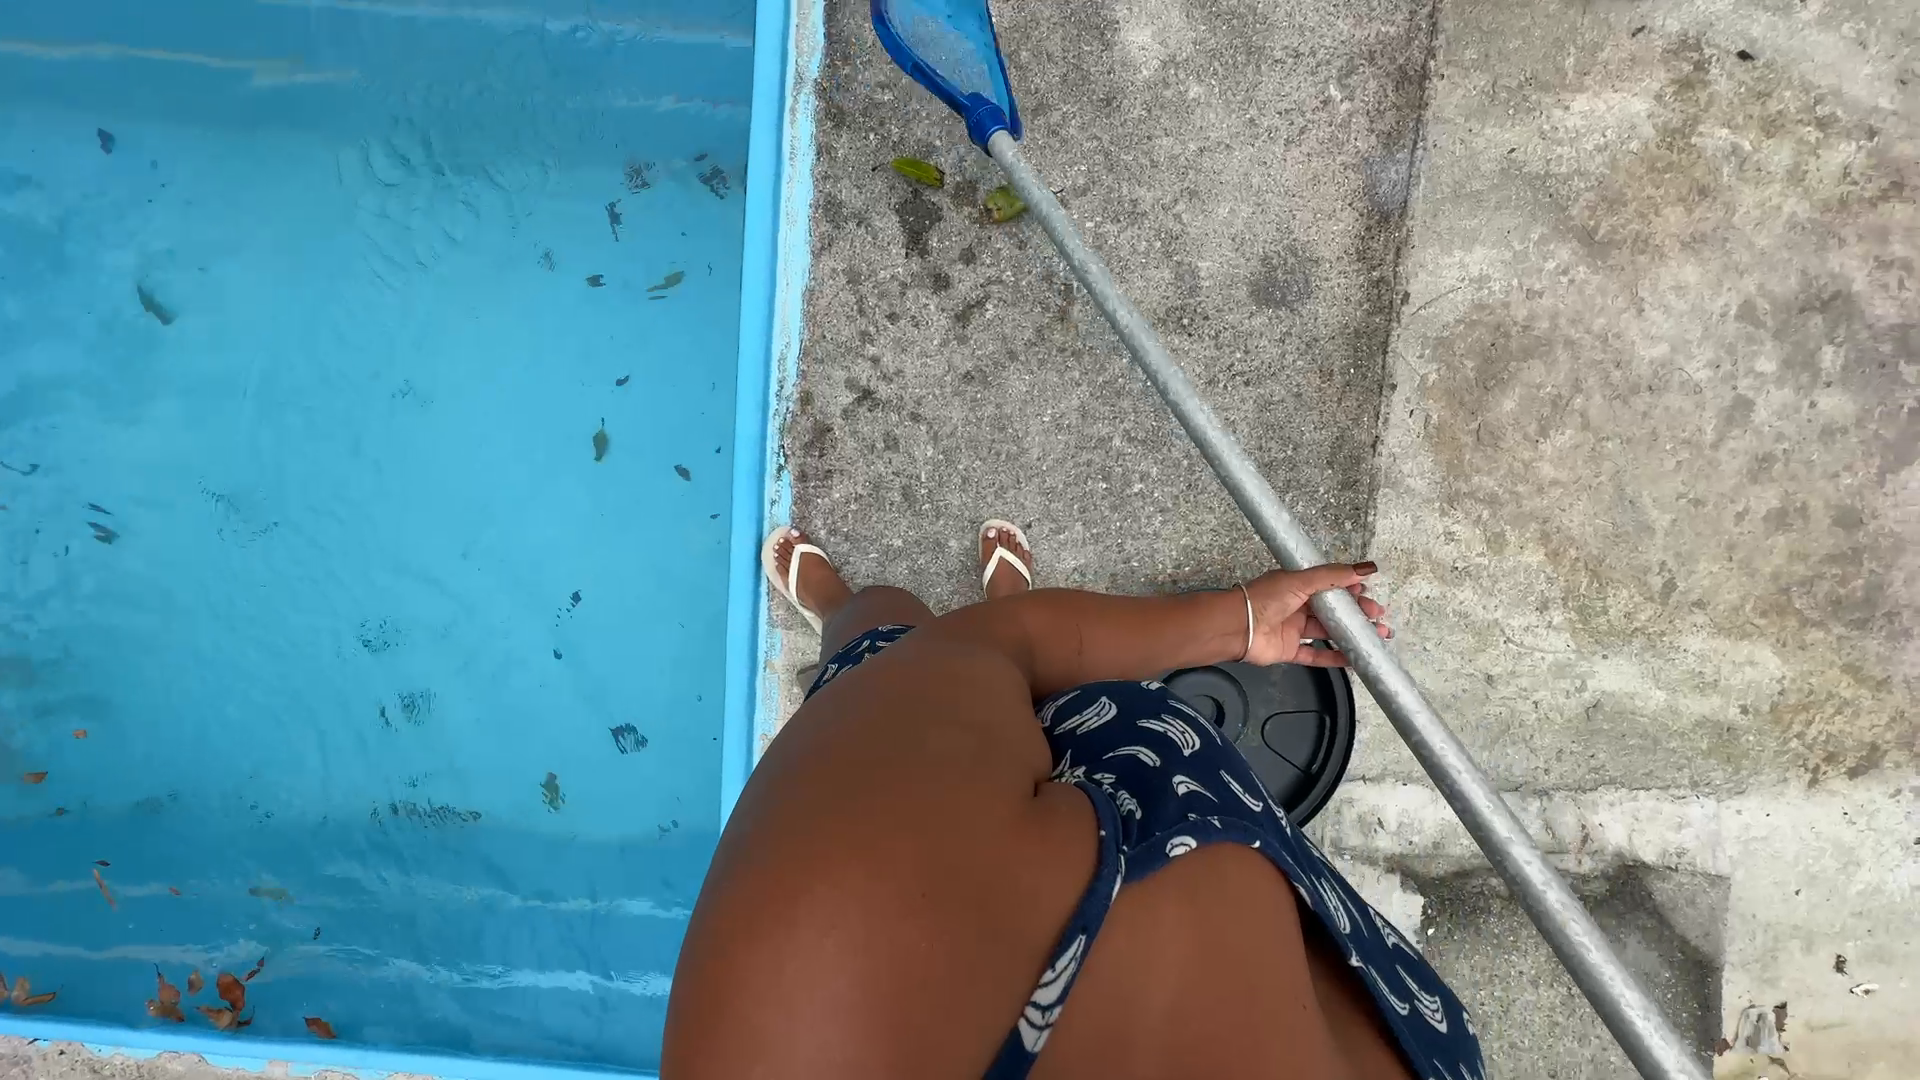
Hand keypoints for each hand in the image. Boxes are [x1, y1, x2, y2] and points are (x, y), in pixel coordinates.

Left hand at [1238, 563, 1389, 666]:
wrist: (1238, 626)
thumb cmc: (1264, 598)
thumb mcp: (1300, 580)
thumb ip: (1333, 576)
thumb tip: (1365, 568)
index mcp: (1296, 587)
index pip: (1330, 588)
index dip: (1350, 593)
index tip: (1369, 596)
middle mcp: (1295, 607)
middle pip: (1332, 612)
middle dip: (1357, 615)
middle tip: (1378, 618)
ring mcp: (1292, 629)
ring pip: (1328, 633)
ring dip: (1352, 635)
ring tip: (1378, 637)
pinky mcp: (1288, 650)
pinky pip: (1315, 656)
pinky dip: (1335, 658)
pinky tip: (1355, 659)